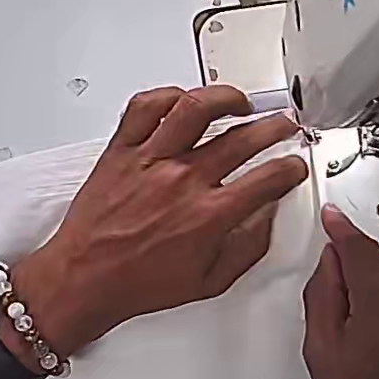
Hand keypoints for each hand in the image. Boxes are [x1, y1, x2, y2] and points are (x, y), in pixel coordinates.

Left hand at [8, 86, 309, 357]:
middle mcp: (182, 182)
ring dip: (227, 98)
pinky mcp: (121, 151)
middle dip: (276, 128)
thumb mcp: (209, 281)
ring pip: (196, 108)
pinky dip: (167, 95)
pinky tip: (182, 101)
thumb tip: (267, 219)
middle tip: (283, 127)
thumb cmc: (138, 283)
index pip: (267, 179)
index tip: (292, 165)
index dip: (290, 168)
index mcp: (208, 216)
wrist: (85, 279)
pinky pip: (145, 106)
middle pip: (244, 138)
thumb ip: (247, 248)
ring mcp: (151, 161)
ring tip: (240, 103)